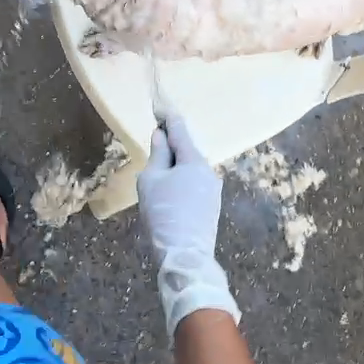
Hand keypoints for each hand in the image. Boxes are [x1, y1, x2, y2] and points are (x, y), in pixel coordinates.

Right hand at [139, 118, 222, 259]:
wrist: (185, 256)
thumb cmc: (163, 213)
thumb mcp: (151, 180)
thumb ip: (157, 155)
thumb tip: (161, 135)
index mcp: (194, 160)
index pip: (180, 130)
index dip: (168, 118)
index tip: (160, 107)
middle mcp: (208, 171)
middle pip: (186, 151)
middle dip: (171, 147)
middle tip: (153, 146)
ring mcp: (212, 190)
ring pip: (190, 169)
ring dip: (175, 167)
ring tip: (156, 178)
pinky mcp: (211, 207)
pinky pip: (194, 185)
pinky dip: (181, 182)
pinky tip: (168, 195)